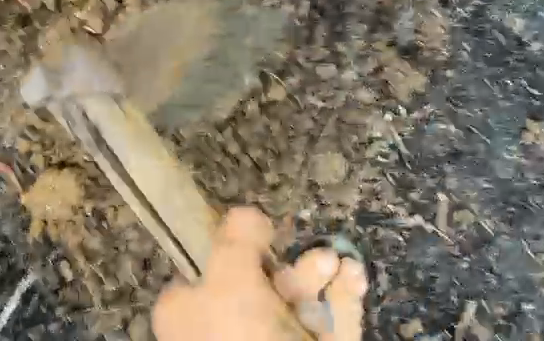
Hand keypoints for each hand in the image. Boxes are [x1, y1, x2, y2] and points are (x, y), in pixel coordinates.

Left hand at [151, 207, 368, 340]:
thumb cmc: (237, 338)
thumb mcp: (227, 277)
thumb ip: (235, 237)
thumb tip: (248, 215)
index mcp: (189, 318)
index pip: (204, 277)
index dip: (233, 251)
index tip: (262, 233)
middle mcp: (229, 333)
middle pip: (261, 285)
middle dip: (293, 263)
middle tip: (310, 254)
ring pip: (300, 302)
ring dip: (320, 274)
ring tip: (333, 263)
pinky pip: (330, 322)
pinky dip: (345, 297)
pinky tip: (354, 276)